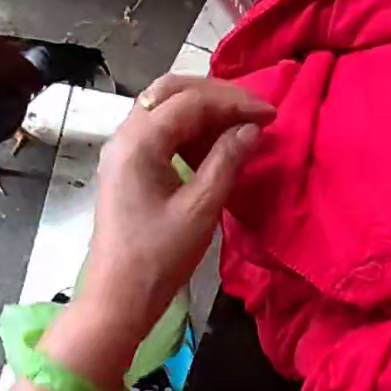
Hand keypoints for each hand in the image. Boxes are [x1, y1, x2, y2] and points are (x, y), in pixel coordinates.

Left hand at [49, 75, 272, 384]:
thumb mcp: (200, 210)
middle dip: (217, 95)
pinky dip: (189, 131)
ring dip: (203, 111)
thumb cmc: (159, 258)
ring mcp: (122, 152)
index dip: (235, 102)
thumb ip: (227, 162)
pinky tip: (214, 146)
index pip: (191, 102)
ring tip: (240, 125)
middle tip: (255, 110)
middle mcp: (124, 137)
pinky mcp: (127, 168)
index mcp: (138, 143)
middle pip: (171, 92)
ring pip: (164, 109)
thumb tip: (252, 129)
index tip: (272, 114)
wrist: (118, 298)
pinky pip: (160, 133)